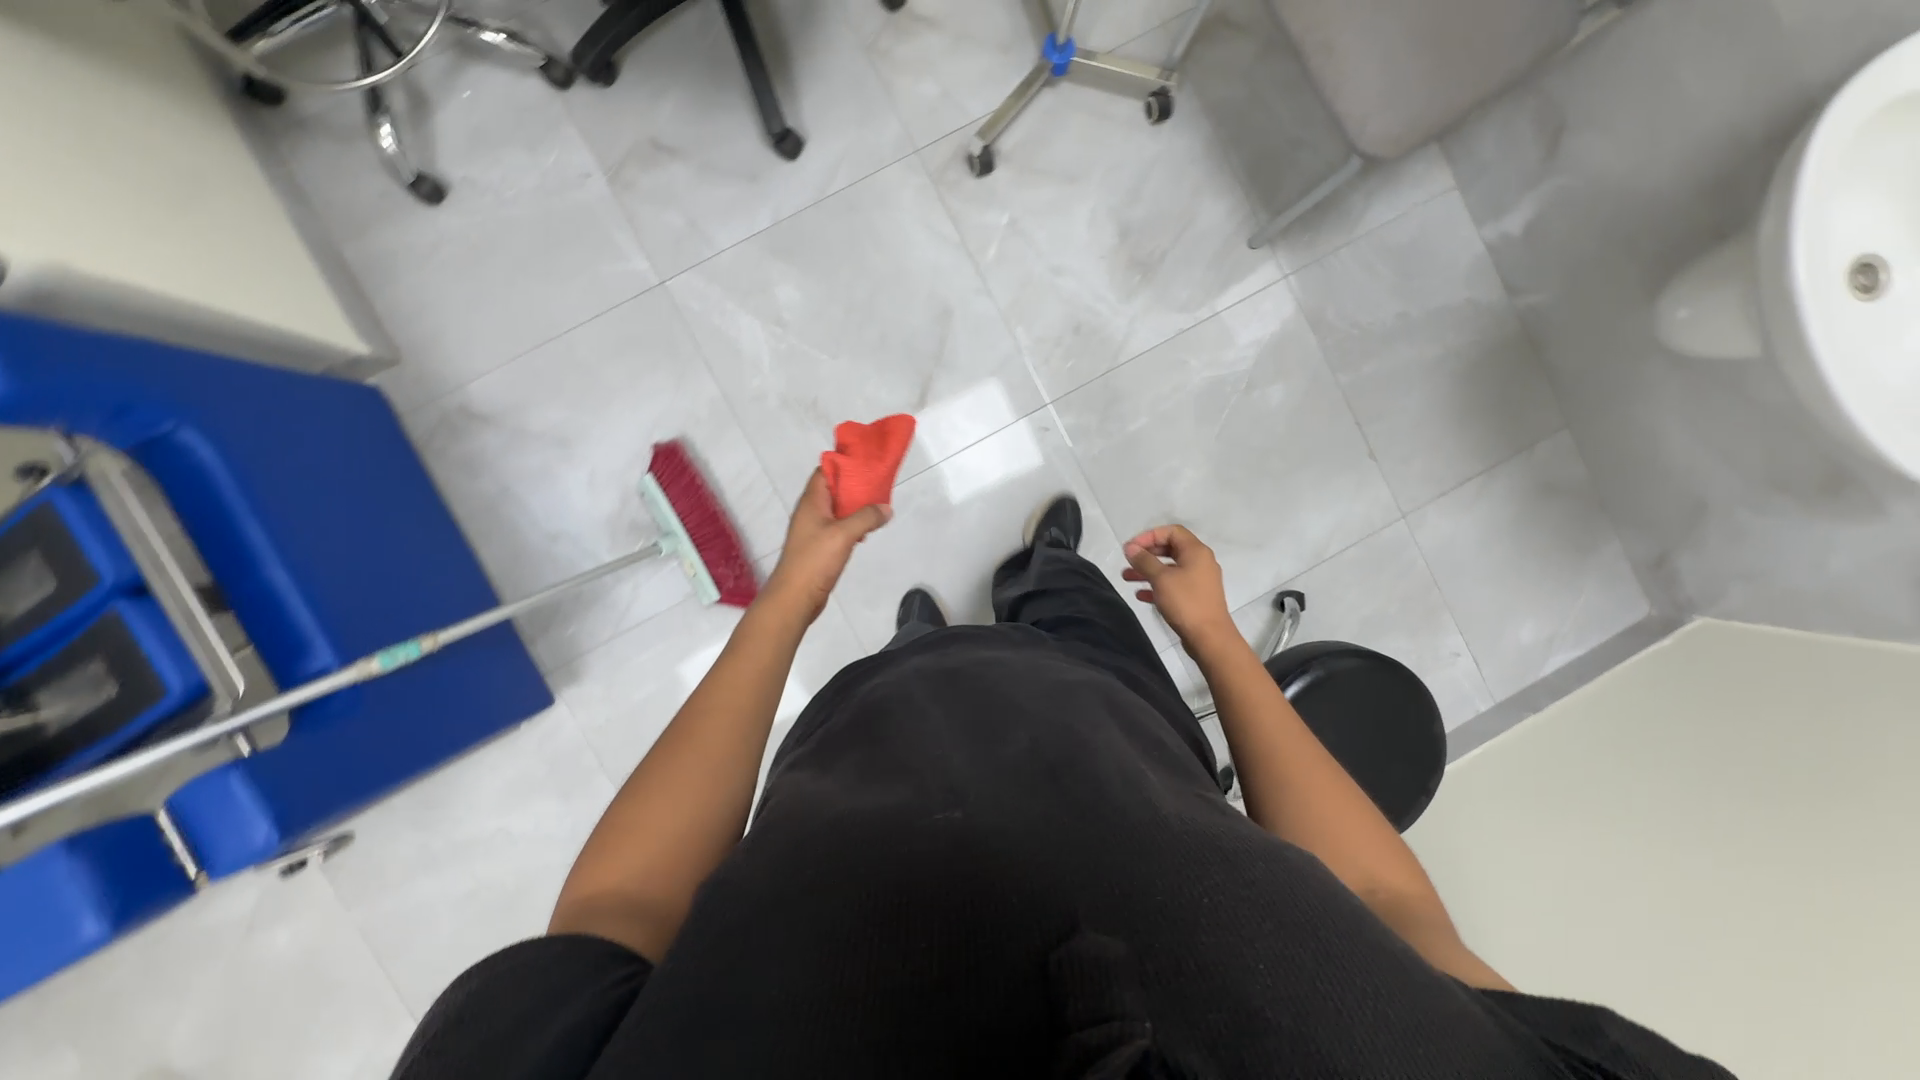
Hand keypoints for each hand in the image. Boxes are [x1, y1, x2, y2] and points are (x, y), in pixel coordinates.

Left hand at [761, 469, 891, 624]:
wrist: (795, 597)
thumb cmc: (815, 560)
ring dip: (855, 507)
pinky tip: (866, 531)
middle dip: (855, 486)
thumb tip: (886, 508)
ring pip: (837, 509)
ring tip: (877, 508)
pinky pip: (837, 527)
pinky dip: (851, 525)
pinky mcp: (819, 546)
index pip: (825, 472)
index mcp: (811, 502)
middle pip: (833, 489)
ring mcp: (813, 530)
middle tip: (879, 487)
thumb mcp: (844, 534)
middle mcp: (810, 512)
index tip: (867, 464)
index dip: (844, 464)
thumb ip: (866, 518)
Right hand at [1123, 525, 1236, 653]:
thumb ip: (1144, 560)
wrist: (1209, 637)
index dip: (1149, 536)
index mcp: (1196, 551)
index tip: (1131, 548)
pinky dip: (1157, 586)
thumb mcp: (1161, 578)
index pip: (1172, 532)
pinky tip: (1141, 594)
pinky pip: (1174, 585)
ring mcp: (1199, 580)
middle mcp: (1200, 562)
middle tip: (1128, 561)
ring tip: (1126, 578)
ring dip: (1148, 571)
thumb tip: (1130, 547)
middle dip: (1147, 554)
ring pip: (1170, 569)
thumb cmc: (1186, 602)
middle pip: (1170, 549)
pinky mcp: (1195, 597)